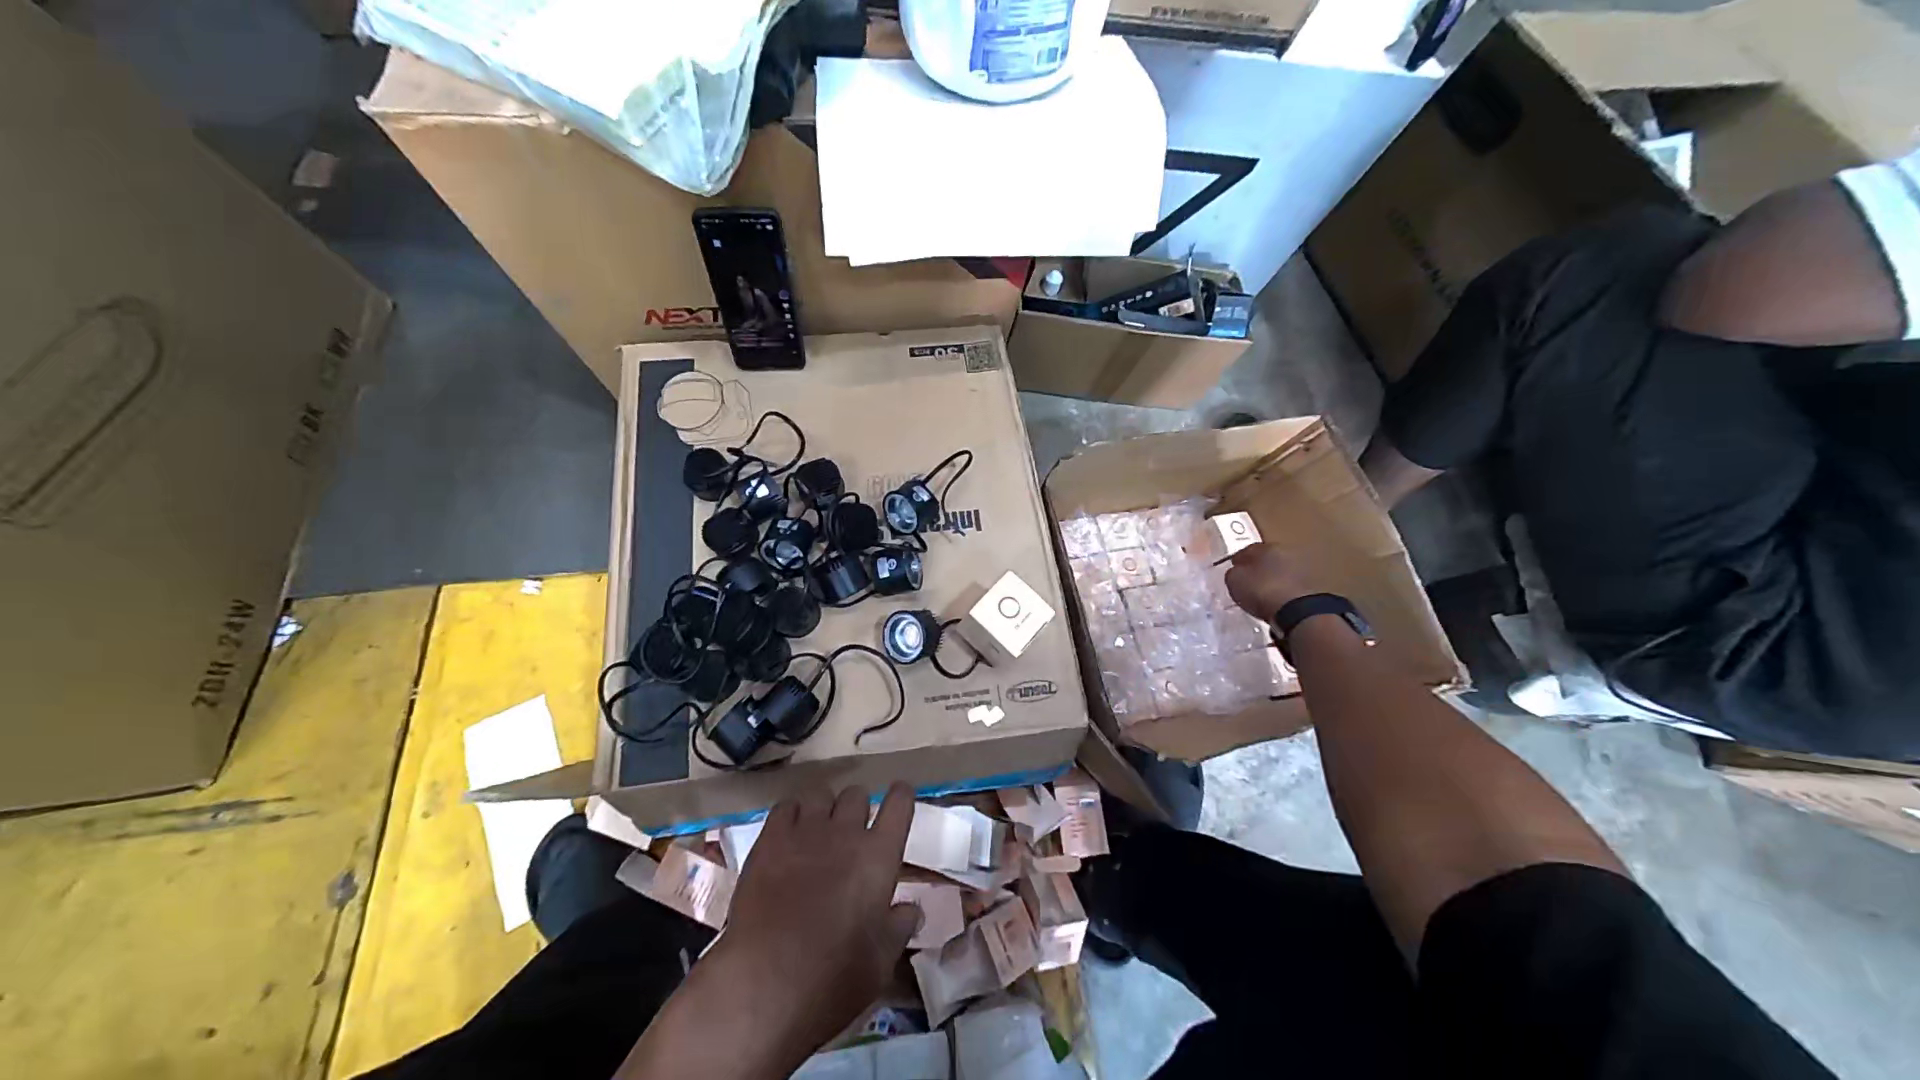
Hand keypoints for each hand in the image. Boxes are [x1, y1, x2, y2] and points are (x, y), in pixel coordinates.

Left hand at [707, 784, 920, 1063]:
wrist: (766, 983)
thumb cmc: (834, 978)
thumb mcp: (881, 961)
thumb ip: (899, 926)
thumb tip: (910, 909)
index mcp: (880, 856)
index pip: (899, 805)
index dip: (901, 796)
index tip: (900, 795)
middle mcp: (846, 833)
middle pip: (856, 795)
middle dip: (858, 808)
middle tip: (852, 833)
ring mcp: (805, 832)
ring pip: (821, 794)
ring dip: (825, 808)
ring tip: (819, 830)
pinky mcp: (769, 840)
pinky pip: (786, 806)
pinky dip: (792, 813)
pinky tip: (789, 833)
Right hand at [1223, 542, 1313, 617]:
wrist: (1297, 610)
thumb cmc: (1262, 590)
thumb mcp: (1234, 581)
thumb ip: (1233, 573)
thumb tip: (1237, 572)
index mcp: (1266, 546)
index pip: (1247, 550)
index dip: (1239, 561)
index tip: (1234, 569)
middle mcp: (1286, 552)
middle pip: (1268, 558)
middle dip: (1259, 567)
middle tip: (1249, 580)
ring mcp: (1303, 568)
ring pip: (1282, 570)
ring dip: (1274, 578)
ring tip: (1264, 592)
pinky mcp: (1313, 585)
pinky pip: (1291, 585)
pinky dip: (1284, 589)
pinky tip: (1278, 599)